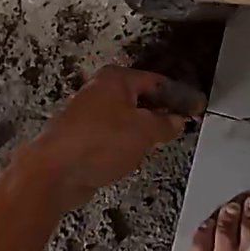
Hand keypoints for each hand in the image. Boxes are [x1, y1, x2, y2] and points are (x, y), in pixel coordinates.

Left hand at [18, 66, 195, 209]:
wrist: (54, 172)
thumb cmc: (99, 143)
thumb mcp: (145, 132)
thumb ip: (166, 124)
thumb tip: (177, 121)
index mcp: (116, 78)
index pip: (157, 81)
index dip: (178, 95)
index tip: (195, 108)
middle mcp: (100, 89)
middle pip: (140, 97)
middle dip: (161, 112)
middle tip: (180, 125)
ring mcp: (88, 112)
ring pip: (126, 117)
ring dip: (143, 129)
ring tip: (159, 142)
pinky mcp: (81, 135)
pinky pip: (112, 134)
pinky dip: (126, 141)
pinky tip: (134, 155)